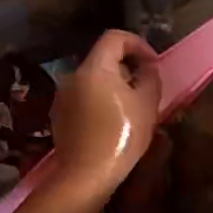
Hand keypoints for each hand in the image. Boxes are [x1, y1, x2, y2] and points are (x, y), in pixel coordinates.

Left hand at [51, 30, 160, 195]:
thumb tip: (147, 67)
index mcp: (95, 69)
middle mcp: (73, 76)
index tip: (152, 63)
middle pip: (103, 58)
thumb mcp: (148, 103)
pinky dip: (100, 100)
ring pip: (93, 79)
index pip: (115, 37)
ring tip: (132, 106)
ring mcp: (62, 96)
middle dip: (127, 66)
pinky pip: (84, 96)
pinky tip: (112, 121)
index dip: (138, 44)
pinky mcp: (59, 115)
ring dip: (114, 84)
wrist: (87, 175)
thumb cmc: (122, 135)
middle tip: (146, 86)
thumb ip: (150, 76)